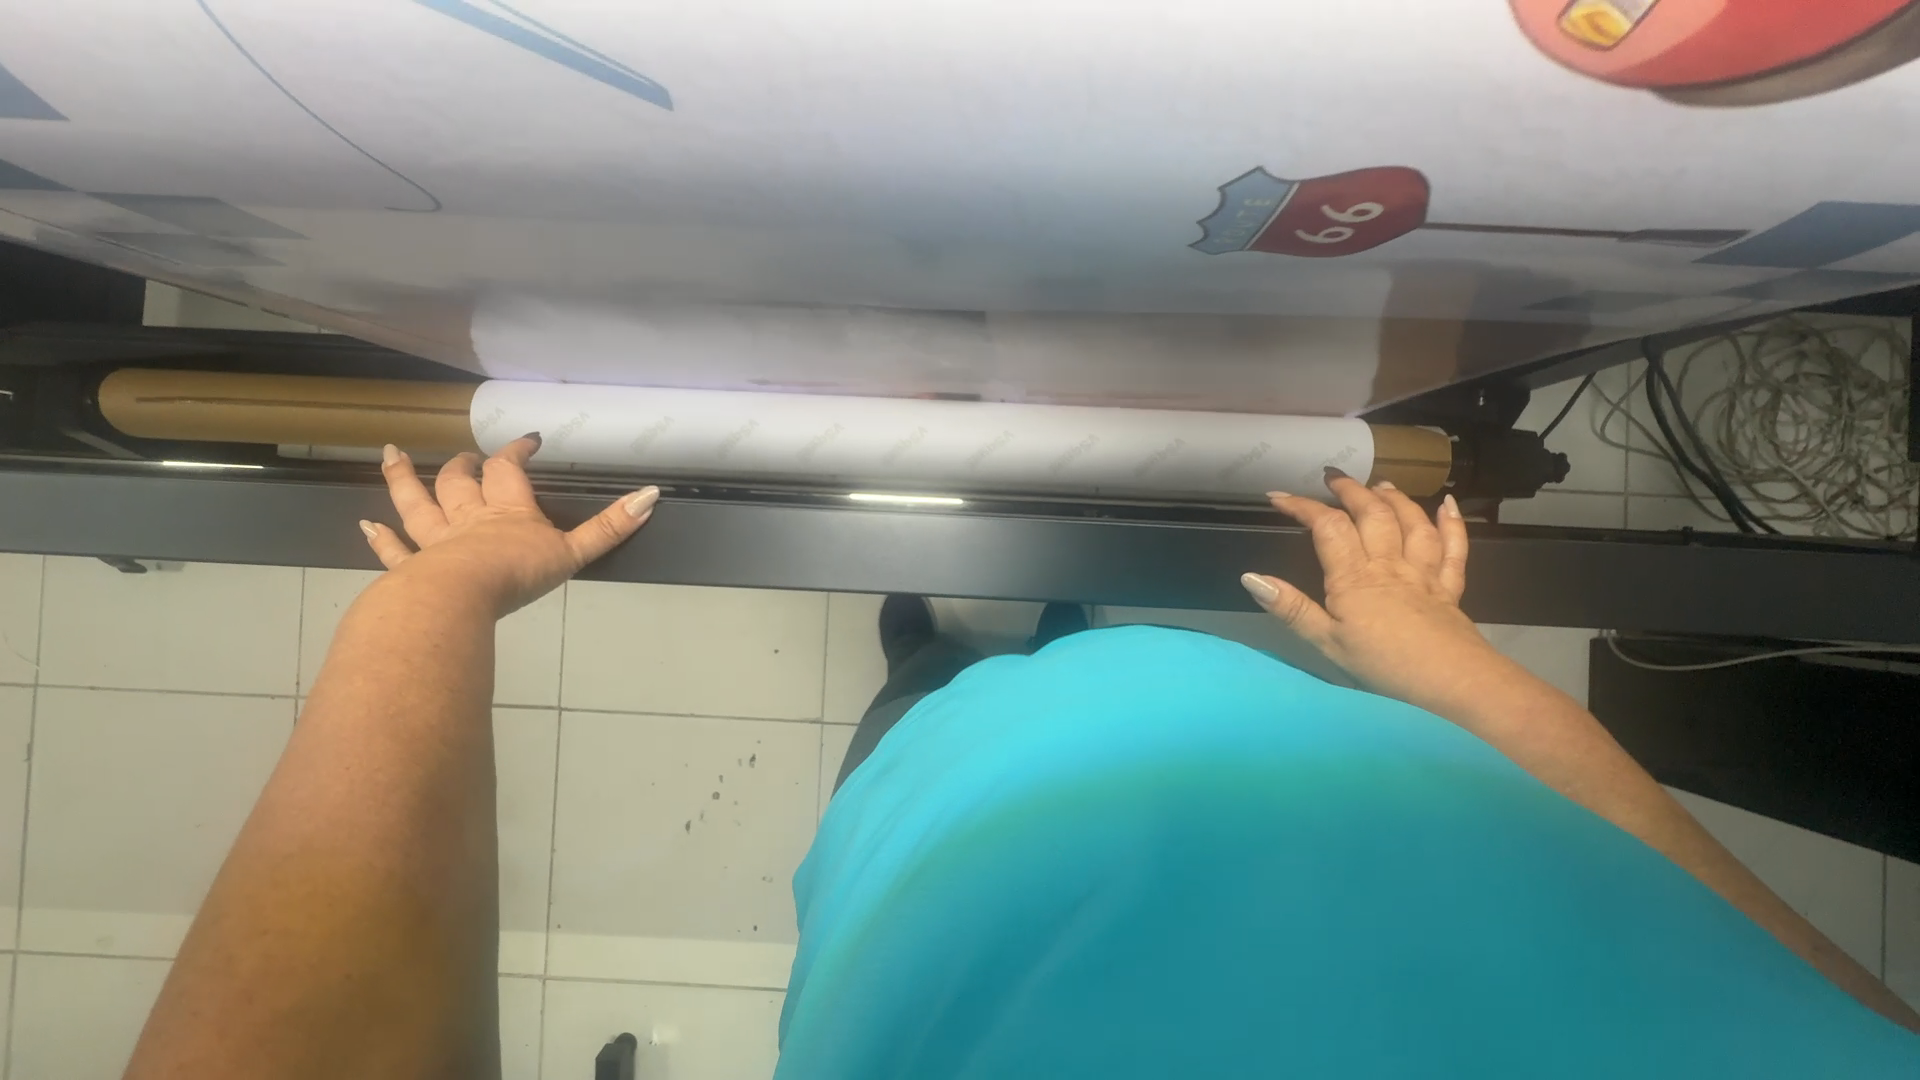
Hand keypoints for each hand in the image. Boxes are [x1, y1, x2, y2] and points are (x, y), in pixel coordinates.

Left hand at [361, 434, 656, 616]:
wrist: (458, 598)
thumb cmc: (517, 573)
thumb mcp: (574, 550)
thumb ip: (611, 527)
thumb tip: (650, 496)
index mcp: (508, 512)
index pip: (511, 470)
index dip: (518, 451)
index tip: (528, 439)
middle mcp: (468, 518)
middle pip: (462, 482)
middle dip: (466, 465)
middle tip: (468, 455)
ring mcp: (436, 543)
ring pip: (418, 504)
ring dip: (405, 480)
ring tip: (392, 456)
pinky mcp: (414, 568)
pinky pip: (395, 550)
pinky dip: (381, 539)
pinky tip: (367, 525)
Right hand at [1240, 472, 1506, 710]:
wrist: (1453, 682)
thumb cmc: (1384, 664)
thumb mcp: (1326, 641)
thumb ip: (1290, 608)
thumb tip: (1251, 577)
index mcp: (1354, 578)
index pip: (1327, 528)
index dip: (1302, 507)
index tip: (1278, 496)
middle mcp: (1389, 565)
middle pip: (1372, 515)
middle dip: (1350, 491)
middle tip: (1333, 477)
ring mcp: (1424, 573)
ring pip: (1411, 523)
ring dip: (1395, 499)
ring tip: (1380, 484)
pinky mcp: (1450, 587)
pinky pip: (1453, 548)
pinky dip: (1452, 523)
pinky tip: (1448, 504)